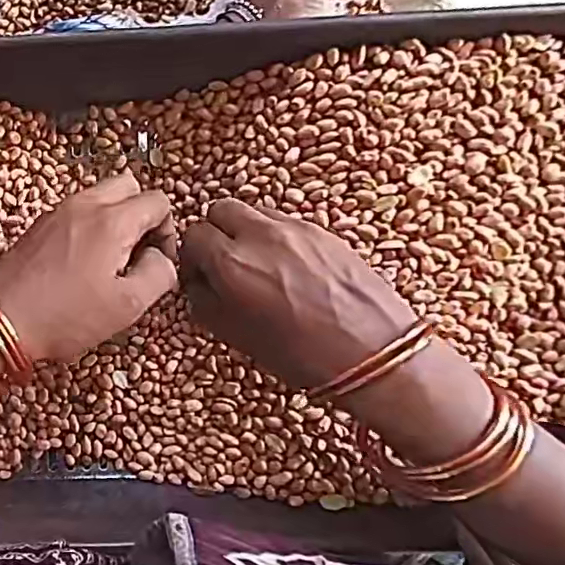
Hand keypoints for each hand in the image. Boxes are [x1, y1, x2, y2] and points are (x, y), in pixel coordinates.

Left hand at [0, 171, 178, 361]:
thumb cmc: (60, 316)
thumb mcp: (126, 306)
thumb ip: (159, 275)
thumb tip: (163, 259)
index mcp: (112, 221)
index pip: (158, 201)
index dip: (168, 232)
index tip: (159, 262)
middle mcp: (84, 206)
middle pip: (129, 186)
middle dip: (142, 215)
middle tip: (138, 254)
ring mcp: (58, 212)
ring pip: (101, 197)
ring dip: (116, 220)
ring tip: (110, 263)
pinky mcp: (40, 226)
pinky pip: (77, 212)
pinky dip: (90, 227)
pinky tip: (83, 265)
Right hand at [180, 198, 418, 388]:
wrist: (373, 355)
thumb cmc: (303, 354)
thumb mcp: (236, 335)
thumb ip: (206, 301)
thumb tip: (198, 284)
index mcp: (233, 263)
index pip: (193, 236)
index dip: (191, 256)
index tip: (199, 273)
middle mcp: (261, 236)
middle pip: (220, 210)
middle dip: (215, 232)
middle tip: (221, 260)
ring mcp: (296, 229)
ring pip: (253, 211)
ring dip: (245, 231)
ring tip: (256, 264)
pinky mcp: (324, 231)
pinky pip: (286, 222)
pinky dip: (276, 237)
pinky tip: (286, 268)